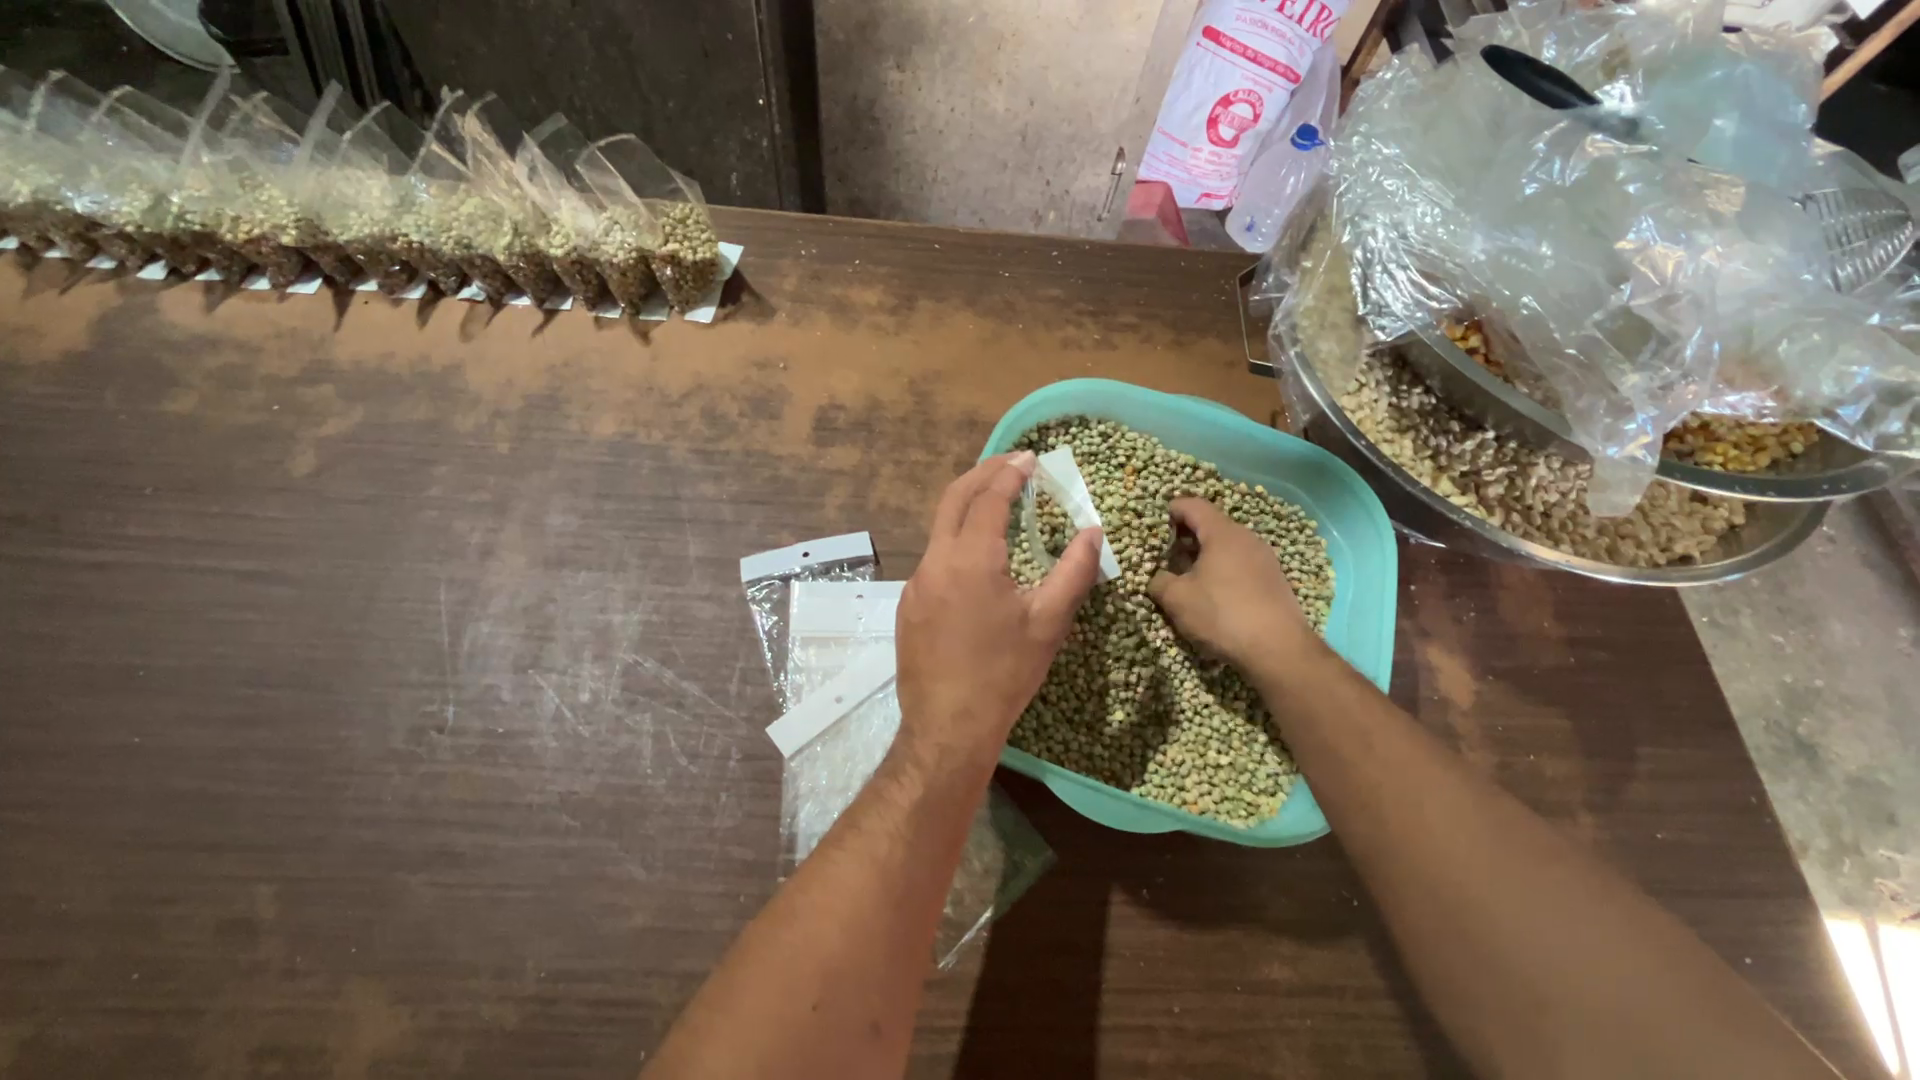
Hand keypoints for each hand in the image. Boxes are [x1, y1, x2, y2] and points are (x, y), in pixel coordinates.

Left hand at [895, 452, 1103, 768]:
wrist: (948, 726)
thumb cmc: (1004, 674)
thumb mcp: (1048, 622)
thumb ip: (1074, 571)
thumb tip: (1093, 533)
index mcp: (970, 559)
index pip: (989, 498)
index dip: (1010, 473)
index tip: (1030, 458)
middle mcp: (935, 562)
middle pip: (953, 499)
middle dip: (982, 473)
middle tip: (1010, 463)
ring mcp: (916, 584)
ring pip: (939, 529)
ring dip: (967, 508)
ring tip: (997, 504)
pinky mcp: (908, 606)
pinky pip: (932, 559)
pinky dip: (955, 541)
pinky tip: (977, 559)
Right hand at [1147, 497, 1313, 669]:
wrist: (1277, 649)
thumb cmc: (1222, 614)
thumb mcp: (1177, 598)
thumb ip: (1159, 581)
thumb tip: (1157, 577)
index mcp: (1223, 533)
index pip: (1193, 505)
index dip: (1171, 510)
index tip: (1156, 525)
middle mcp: (1247, 539)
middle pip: (1212, 525)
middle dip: (1186, 536)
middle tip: (1166, 554)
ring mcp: (1265, 559)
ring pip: (1227, 547)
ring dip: (1205, 556)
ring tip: (1187, 577)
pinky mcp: (1274, 581)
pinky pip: (1241, 564)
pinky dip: (1222, 570)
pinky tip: (1213, 595)